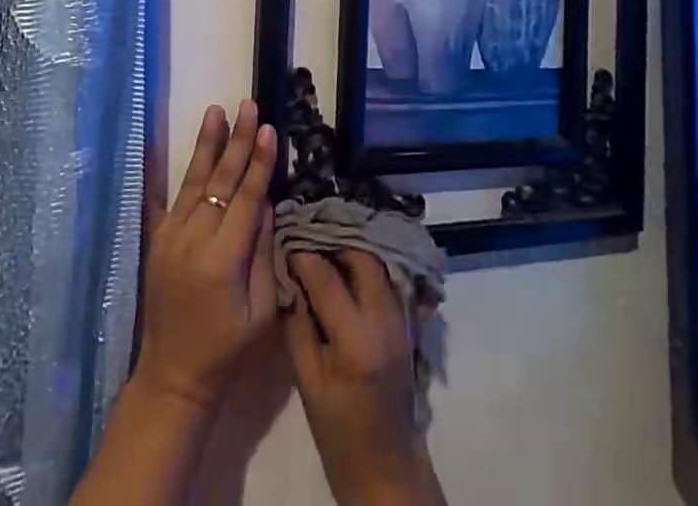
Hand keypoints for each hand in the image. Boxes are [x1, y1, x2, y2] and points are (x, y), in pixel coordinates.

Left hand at [129, 102, 277, 410]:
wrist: (174, 374)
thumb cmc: (229, 347)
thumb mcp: (261, 308)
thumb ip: (264, 253)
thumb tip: (268, 204)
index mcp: (222, 260)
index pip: (246, 198)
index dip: (258, 162)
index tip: (268, 129)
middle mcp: (192, 240)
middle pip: (219, 181)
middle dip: (236, 141)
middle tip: (248, 105)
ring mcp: (170, 238)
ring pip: (194, 181)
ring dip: (208, 145)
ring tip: (217, 111)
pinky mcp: (158, 240)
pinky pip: (174, 198)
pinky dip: (186, 170)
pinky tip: (194, 148)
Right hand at [286, 251, 445, 505]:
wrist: (385, 459)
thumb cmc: (336, 426)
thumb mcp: (306, 378)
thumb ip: (298, 324)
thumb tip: (291, 279)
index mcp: (355, 339)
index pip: (326, 278)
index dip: (304, 256)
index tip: (288, 242)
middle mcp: (385, 320)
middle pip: (363, 259)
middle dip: (335, 242)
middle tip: (310, 239)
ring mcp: (403, 318)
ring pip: (381, 264)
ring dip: (354, 250)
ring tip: (328, 245)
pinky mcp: (410, 322)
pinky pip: (391, 280)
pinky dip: (371, 266)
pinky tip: (352, 264)